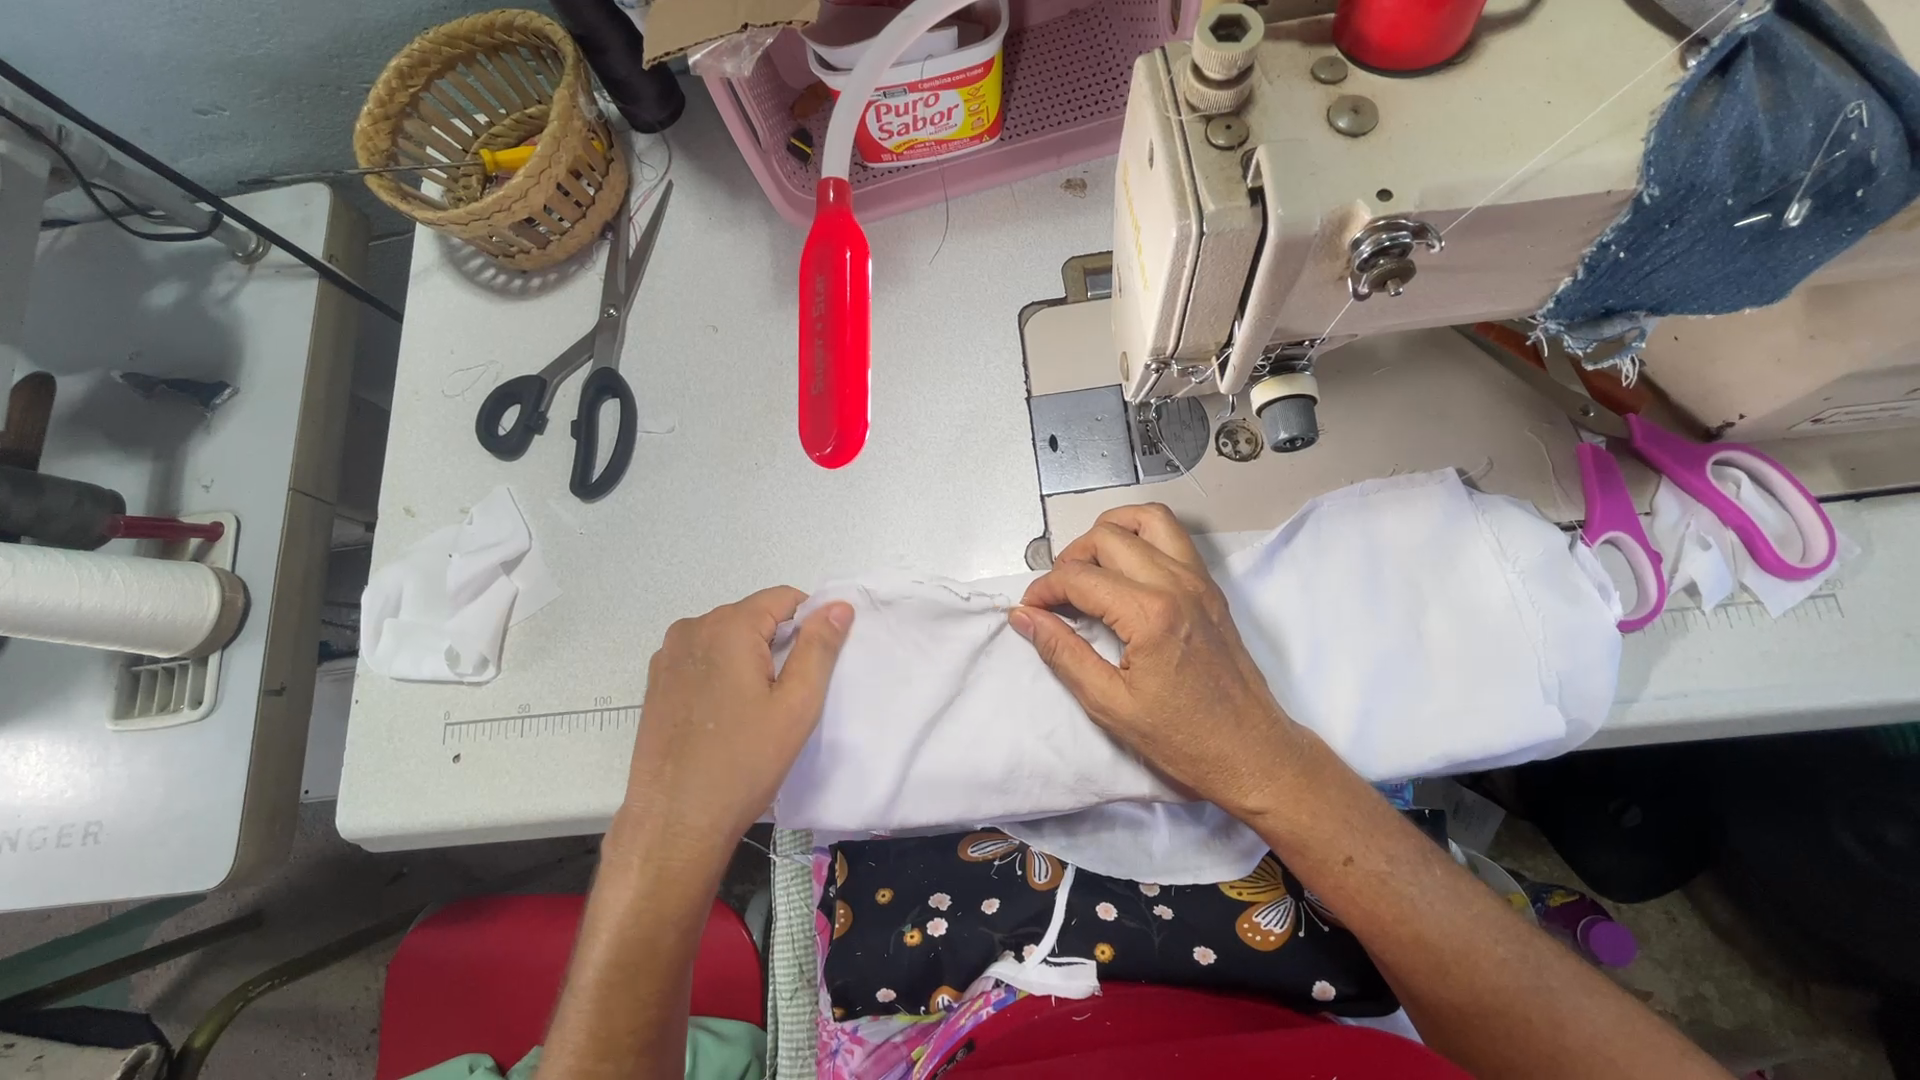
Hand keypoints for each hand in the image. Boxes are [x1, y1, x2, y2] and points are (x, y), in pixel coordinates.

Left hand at [621, 586, 852, 855]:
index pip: (784, 598)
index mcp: (727, 627)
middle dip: (778, 644)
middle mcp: (691, 629)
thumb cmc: (743, 763)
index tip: (815, 666)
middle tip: (786, 697)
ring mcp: (667, 656)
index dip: (810, 624)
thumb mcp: (796, 705)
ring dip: (749, 660)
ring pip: (727, 639)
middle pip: (753, 616)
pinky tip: (726, 717)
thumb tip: (839, 606)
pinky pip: (702, 660)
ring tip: (755, 711)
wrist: (676, 822)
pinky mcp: (656, 683)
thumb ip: (820, 648)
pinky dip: (722, 675)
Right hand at [1009, 504, 1305, 818]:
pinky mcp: (1210, 587)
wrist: (1250, 752)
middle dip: (1069, 560)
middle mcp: (1176, 584)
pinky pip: (1173, 536)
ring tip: (1089, 569)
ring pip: (1146, 519)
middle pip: (1106, 537)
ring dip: (1108, 533)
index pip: (1078, 577)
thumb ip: (1062, 653)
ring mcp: (1199, 580)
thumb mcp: (1108, 703)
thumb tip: (1025, 617)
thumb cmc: (1182, 738)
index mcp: (1150, 614)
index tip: (1031, 611)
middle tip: (1057, 597)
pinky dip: (1141, 537)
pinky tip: (1124, 571)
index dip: (1043, 590)